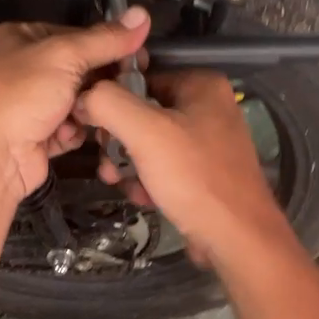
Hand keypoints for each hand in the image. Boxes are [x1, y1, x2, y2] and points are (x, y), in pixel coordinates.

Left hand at [0, 9, 150, 200]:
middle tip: (128, 88)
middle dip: (99, 82)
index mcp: (19, 38)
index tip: (138, 57)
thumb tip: (142, 14)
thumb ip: (105, 39)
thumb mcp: (65, 56)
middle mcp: (21, 69)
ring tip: (93, 115)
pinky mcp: (35, 136)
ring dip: (87, 110)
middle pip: (77, 69)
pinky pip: (67, 129)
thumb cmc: (21, 96)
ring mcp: (27, 105)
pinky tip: (68, 136)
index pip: (74, 34)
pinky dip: (73, 132)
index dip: (106, 45)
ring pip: (75, 102)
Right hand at [75, 70, 295, 268]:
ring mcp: (208, 143)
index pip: (140, 81)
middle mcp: (208, 108)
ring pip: (150, 145)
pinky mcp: (204, 174)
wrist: (235, 237)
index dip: (111, 104)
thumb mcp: (145, 133)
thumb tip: (83, 97)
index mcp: (201, 86)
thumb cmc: (193, 177)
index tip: (95, 131)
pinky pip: (165, 168)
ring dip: (129, 166)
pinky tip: (144, 197)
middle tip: (109, 165)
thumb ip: (108, 105)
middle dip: (119, 142)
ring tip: (121, 183)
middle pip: (143, 114)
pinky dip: (149, 181)